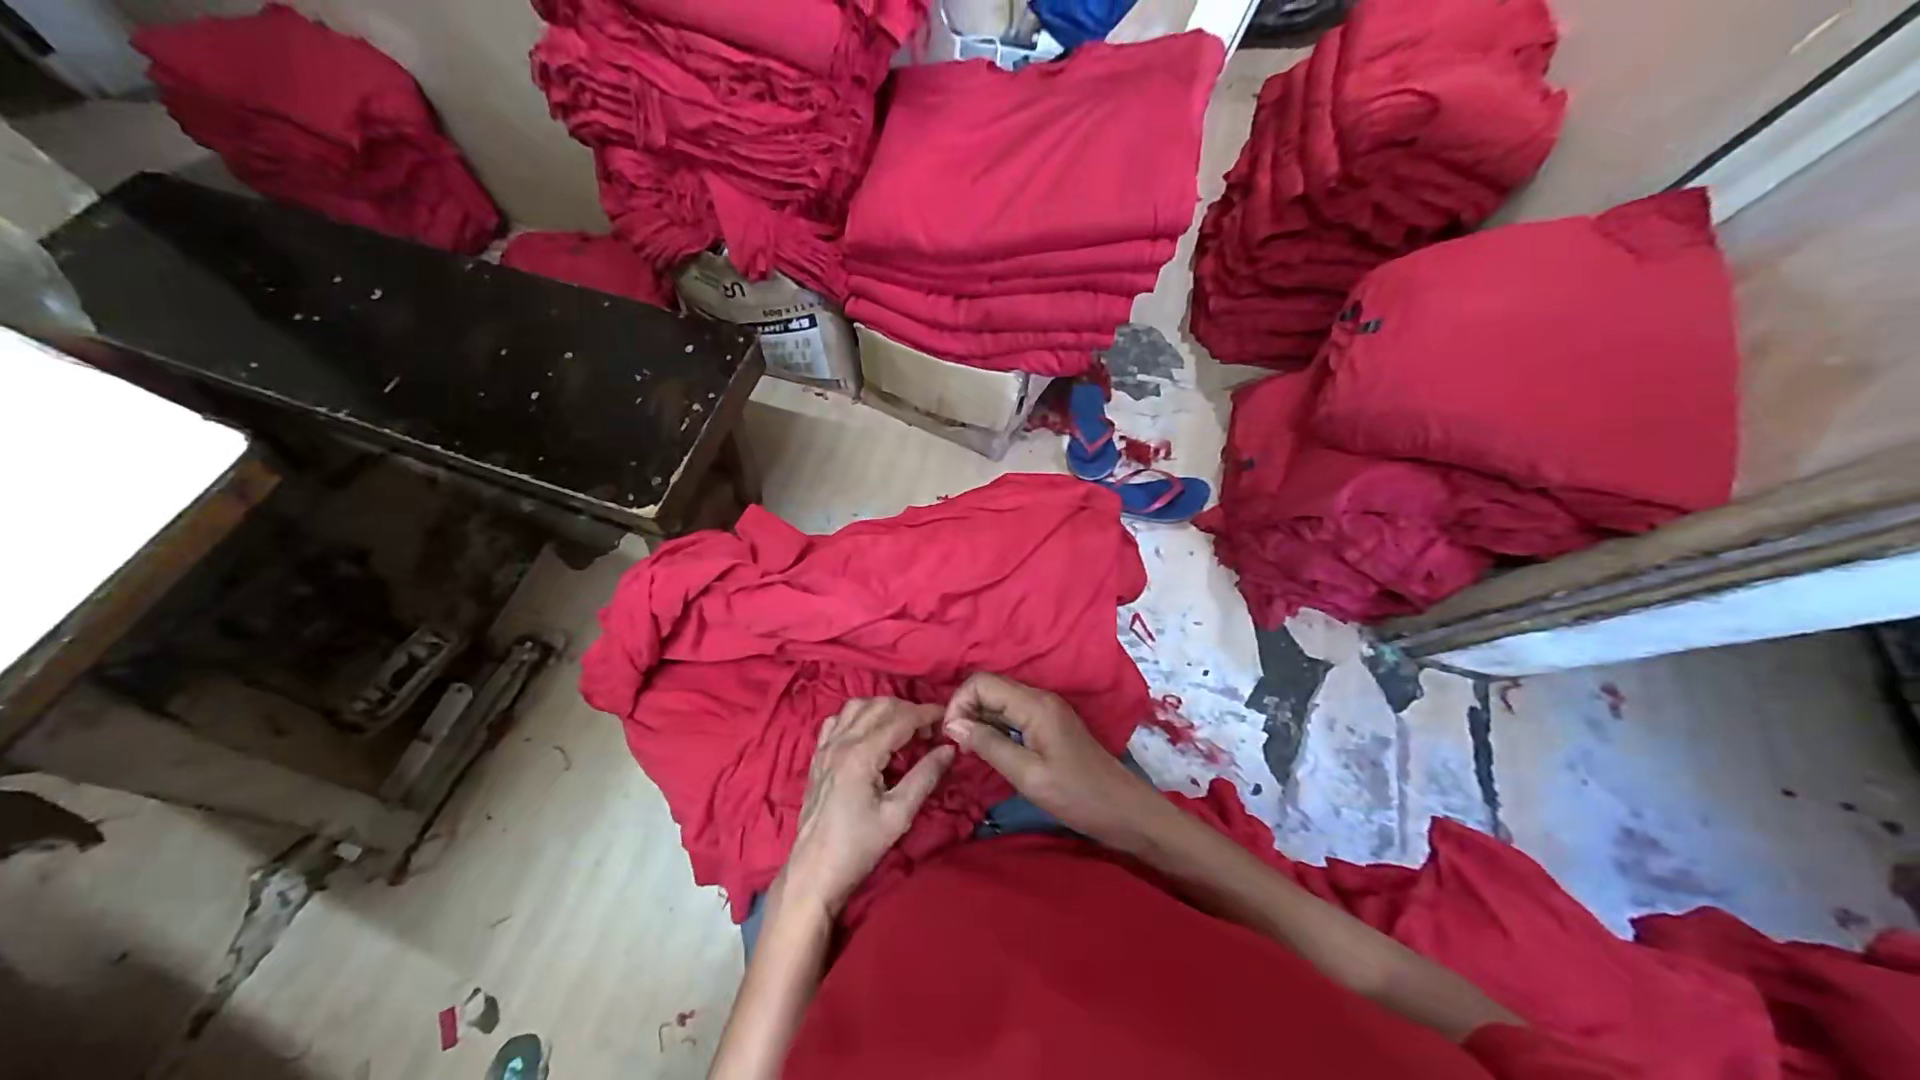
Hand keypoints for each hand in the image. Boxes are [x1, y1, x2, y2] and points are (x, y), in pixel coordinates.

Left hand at [779, 697, 955, 918]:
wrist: (814, 872)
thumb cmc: (859, 847)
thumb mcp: (899, 815)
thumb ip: (925, 776)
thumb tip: (949, 749)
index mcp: (861, 754)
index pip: (901, 718)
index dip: (927, 714)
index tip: (946, 718)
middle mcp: (841, 742)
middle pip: (879, 706)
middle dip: (908, 710)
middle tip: (928, 731)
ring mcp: (825, 748)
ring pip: (856, 707)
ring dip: (882, 709)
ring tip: (902, 728)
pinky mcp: (817, 757)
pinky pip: (836, 721)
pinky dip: (857, 717)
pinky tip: (869, 733)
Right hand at [941, 673, 1163, 848]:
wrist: (1125, 811)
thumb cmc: (1078, 796)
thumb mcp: (1028, 775)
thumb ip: (989, 745)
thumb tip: (952, 725)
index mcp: (1035, 705)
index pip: (981, 682)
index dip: (959, 704)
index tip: (951, 737)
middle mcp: (1040, 698)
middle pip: (989, 686)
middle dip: (965, 709)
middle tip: (956, 745)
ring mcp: (1047, 710)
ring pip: (1000, 700)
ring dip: (978, 718)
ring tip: (968, 749)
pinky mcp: (1050, 724)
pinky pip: (1013, 713)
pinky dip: (994, 725)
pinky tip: (988, 749)